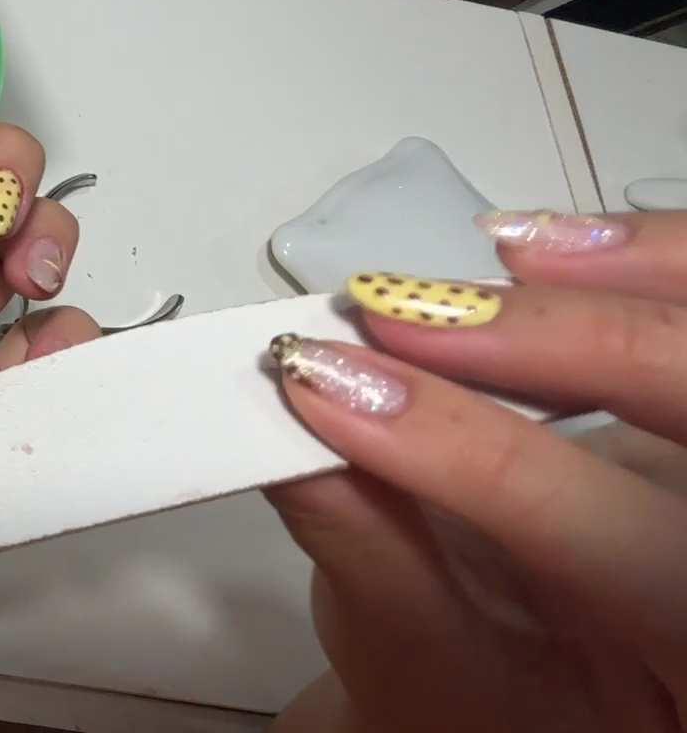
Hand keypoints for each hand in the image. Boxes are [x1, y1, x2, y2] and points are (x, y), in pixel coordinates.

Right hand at [265, 210, 686, 731]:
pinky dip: (649, 273)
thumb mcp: (405, 644)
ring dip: (634, 284)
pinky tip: (549, 254)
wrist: (526, 685)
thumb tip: (288, 402)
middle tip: (398, 310)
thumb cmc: (473, 700)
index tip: (320, 381)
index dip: (468, 451)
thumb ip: (354, 530)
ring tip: (503, 250)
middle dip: (561, 342)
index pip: (637, 552)